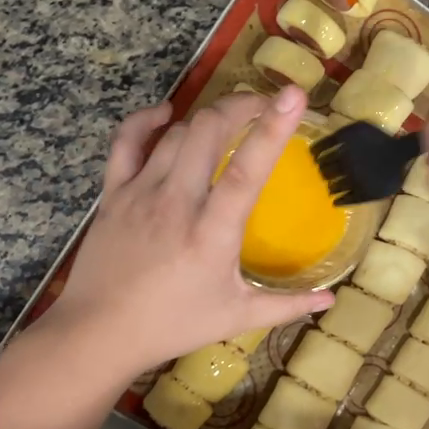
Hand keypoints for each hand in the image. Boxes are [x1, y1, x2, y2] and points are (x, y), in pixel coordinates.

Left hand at [47, 86, 334, 375]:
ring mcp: (141, 193)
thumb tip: (330, 300)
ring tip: (228, 121)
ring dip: (207, 118)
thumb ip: (287, 305)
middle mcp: (177, 202)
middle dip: (241, 106)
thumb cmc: (173, 325)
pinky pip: (126, 142)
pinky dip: (145, 121)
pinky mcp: (113, 193)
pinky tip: (165, 114)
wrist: (98, 333)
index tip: (294, 94)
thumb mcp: (237, 318)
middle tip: (264, 107)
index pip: (247, 169)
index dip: (272, 127)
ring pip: (176, 133)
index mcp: (212, 233)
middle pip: (208, 130)